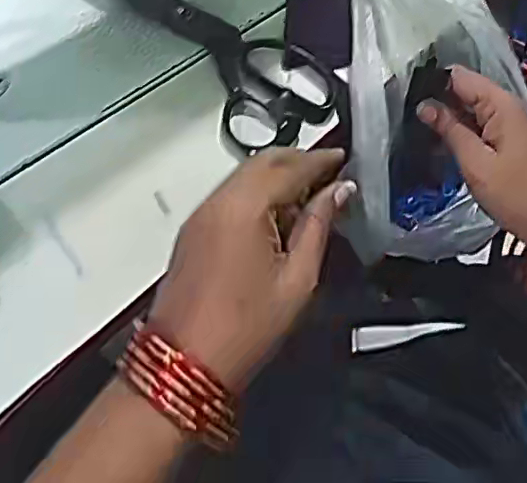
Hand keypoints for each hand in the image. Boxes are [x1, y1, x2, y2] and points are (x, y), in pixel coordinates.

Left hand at [148, 148, 354, 390]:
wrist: (184, 367)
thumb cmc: (245, 328)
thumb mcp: (297, 280)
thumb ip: (318, 226)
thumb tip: (338, 192)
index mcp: (245, 206)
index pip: (290, 166)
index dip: (320, 159)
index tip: (343, 158)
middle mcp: (219, 199)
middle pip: (264, 160)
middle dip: (298, 161)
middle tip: (329, 173)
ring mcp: (202, 211)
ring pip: (246, 173)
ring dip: (277, 175)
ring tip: (308, 196)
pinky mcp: (194, 227)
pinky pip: (231, 192)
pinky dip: (257, 190)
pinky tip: (277, 214)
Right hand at [417, 67, 526, 251]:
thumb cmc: (515, 194)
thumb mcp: (476, 163)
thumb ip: (449, 129)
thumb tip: (423, 105)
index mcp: (500, 104)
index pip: (458, 76)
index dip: (433, 83)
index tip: (407, 96)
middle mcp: (505, 104)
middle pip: (463, 89)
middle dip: (437, 99)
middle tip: (408, 115)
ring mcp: (507, 120)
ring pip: (468, 106)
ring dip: (447, 115)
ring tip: (418, 126)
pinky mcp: (506, 135)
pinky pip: (477, 121)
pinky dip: (460, 127)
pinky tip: (441, 138)